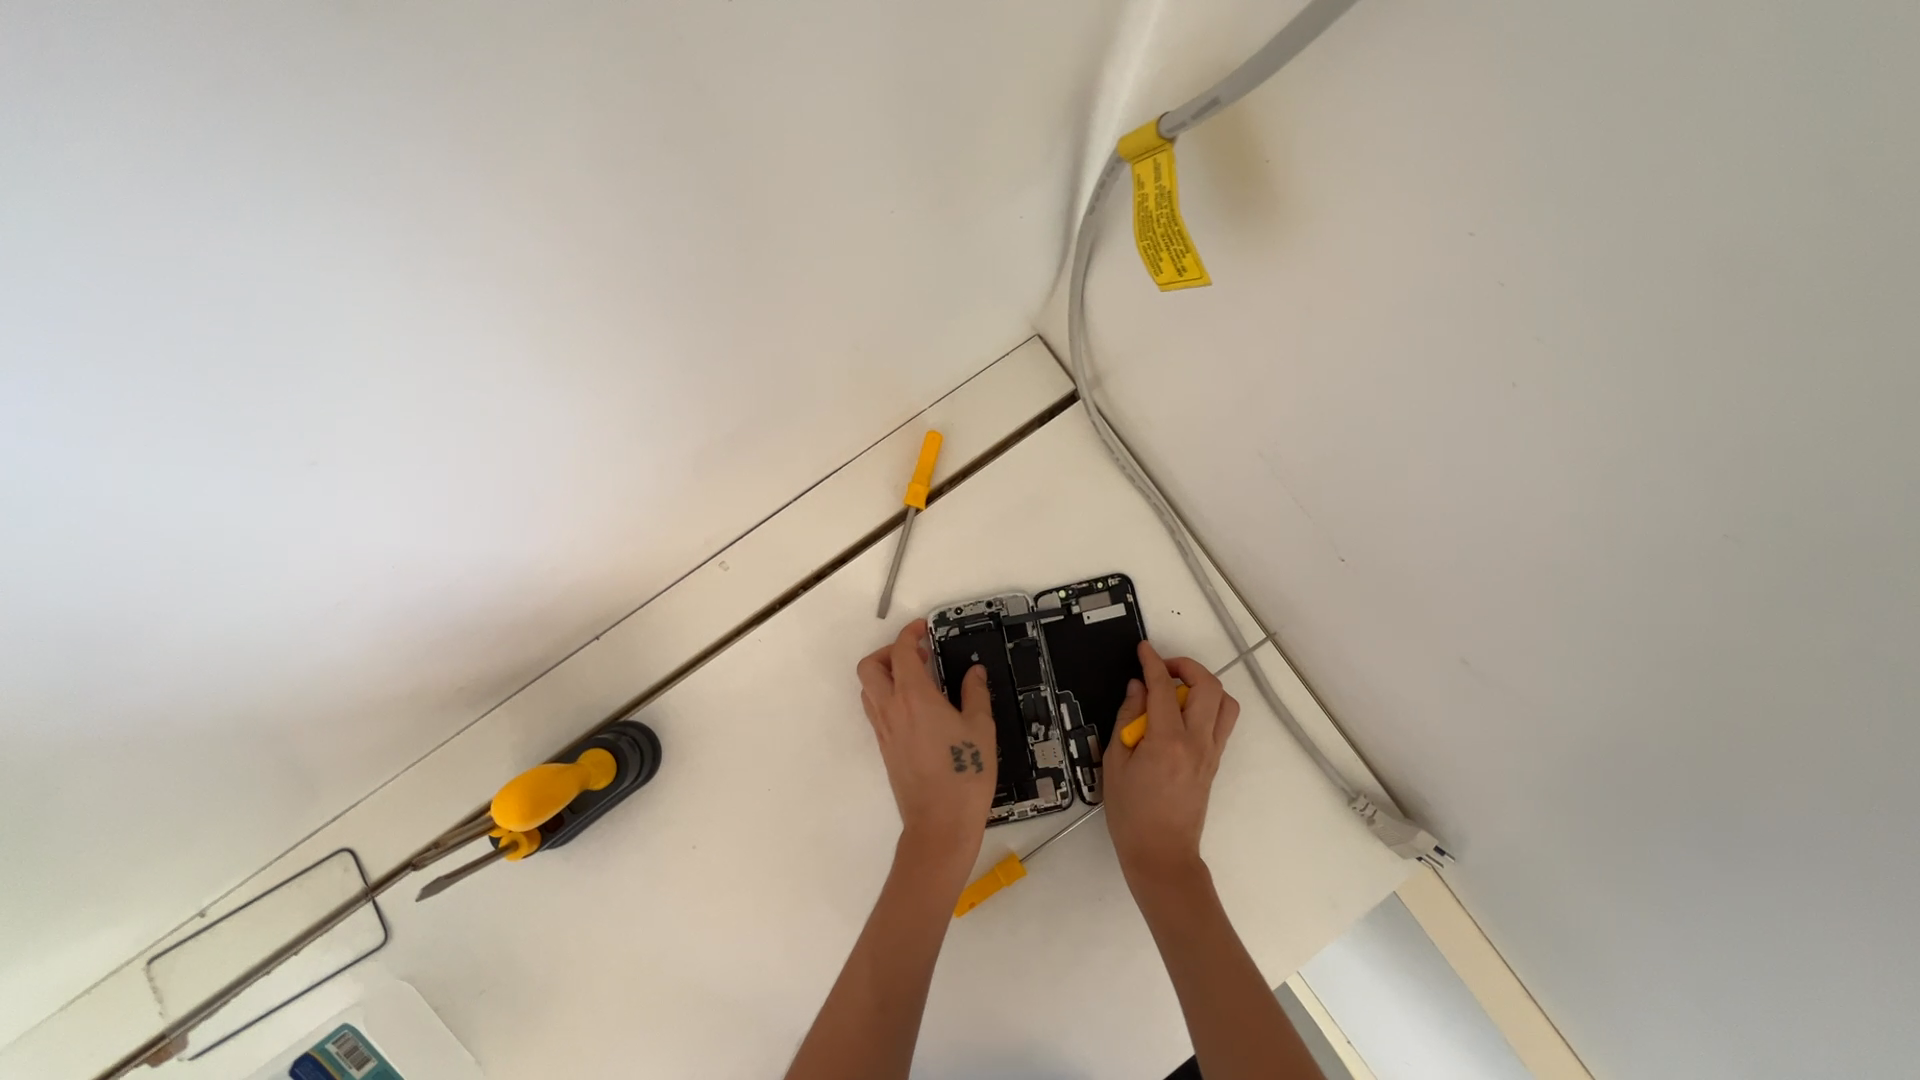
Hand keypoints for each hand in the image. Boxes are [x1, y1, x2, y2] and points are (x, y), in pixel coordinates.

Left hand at [856, 619, 997, 880]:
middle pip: (870, 667)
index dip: (910, 634)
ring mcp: (884, 730)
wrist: (939, 823)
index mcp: (914, 697)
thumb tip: (974, 672)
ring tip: (918, 679)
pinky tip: (917, 707)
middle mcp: (891, 709)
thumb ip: (975, 694)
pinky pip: (876, 710)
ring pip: (869, 689)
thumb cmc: (965, 774)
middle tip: (917, 655)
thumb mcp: (981, 728)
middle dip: (889, 652)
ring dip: (886, 674)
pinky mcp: (885, 748)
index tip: (924, 629)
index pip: (901, 652)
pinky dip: (888, 697)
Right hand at [1102, 641, 1240, 886]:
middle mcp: (1196, 742)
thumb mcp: (1115, 764)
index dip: (1152, 662)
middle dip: (1186, 666)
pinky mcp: (1215, 762)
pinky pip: (1222, 722)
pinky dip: (1208, 706)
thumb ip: (1127, 719)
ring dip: (1204, 685)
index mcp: (1167, 741)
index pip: (1164, 688)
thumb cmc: (1130, 814)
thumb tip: (1137, 688)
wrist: (1161, 854)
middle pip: (1208, 686)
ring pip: (1224, 702)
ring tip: (1177, 690)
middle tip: (1162, 668)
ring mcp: (1211, 752)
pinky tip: (1182, 713)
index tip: (1143, 649)